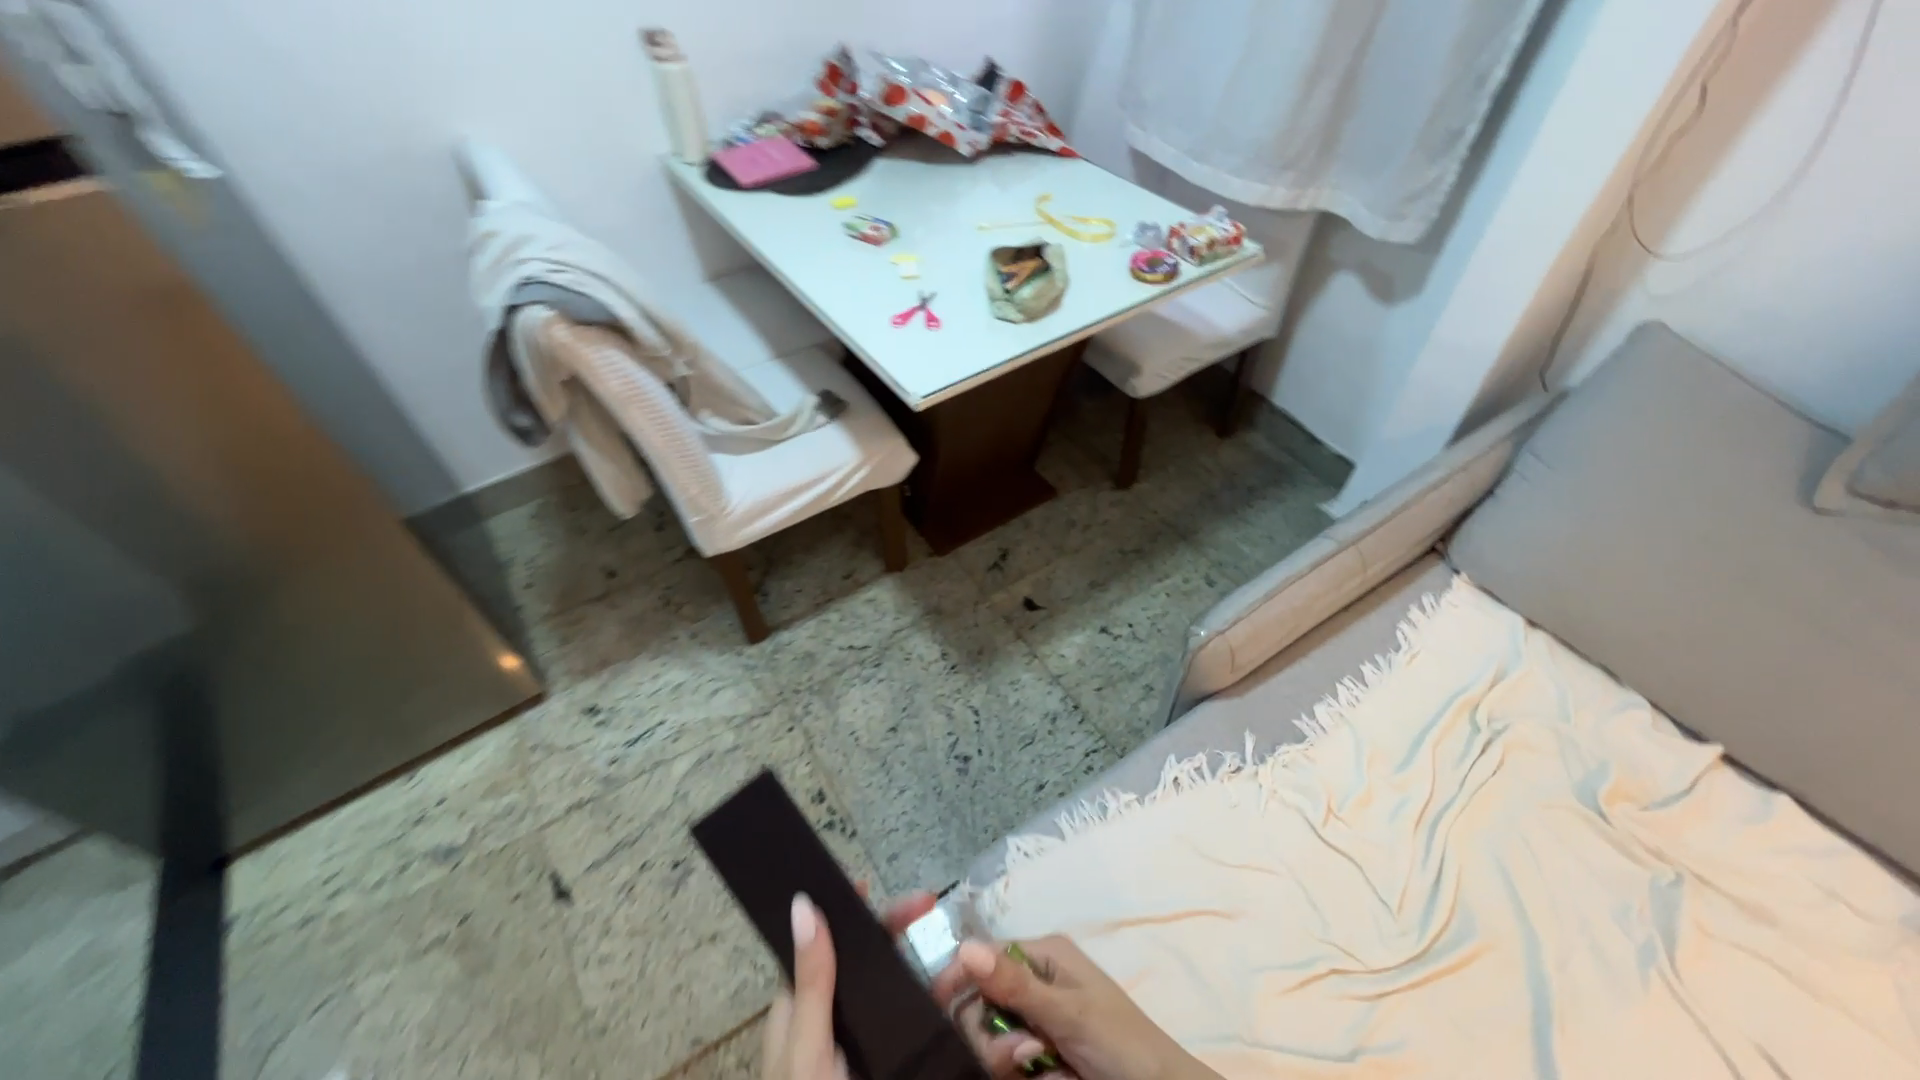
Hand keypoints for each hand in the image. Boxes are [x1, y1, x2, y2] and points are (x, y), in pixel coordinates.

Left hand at [760, 888, 935, 1079]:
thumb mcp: (806, 1040)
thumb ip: (811, 980)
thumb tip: (804, 902)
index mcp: (799, 1005)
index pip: (825, 942)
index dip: (848, 911)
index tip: (871, 882)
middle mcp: (829, 1016)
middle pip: (863, 958)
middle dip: (893, 927)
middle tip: (927, 902)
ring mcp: (858, 1038)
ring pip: (891, 987)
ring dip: (919, 965)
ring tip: (954, 949)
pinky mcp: (885, 1058)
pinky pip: (911, 1021)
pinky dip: (933, 1002)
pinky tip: (955, 988)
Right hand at [933, 935, 1221, 1079]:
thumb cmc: (1121, 1044)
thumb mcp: (1068, 1013)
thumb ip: (1015, 985)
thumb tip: (964, 947)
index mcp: (1043, 956)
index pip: (984, 957)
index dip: (959, 978)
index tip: (935, 1004)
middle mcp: (1034, 983)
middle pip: (980, 1003)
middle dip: (992, 1035)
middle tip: (1021, 1056)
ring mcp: (1035, 1022)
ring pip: (989, 1038)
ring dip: (1006, 1060)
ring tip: (1041, 1069)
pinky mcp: (1037, 1056)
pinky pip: (1004, 1062)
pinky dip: (1017, 1074)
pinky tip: (1046, 1078)